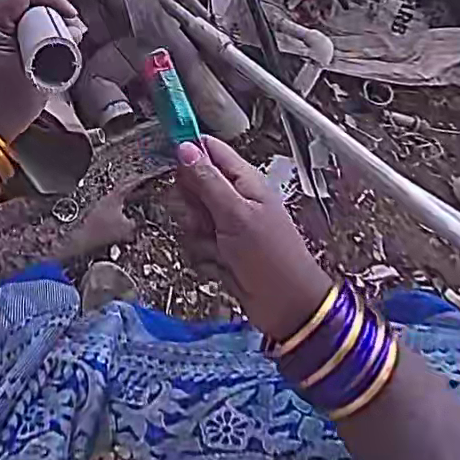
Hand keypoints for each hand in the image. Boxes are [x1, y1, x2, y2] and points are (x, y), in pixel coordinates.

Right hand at [176, 136, 334, 339]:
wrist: (290, 311)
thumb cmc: (271, 259)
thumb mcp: (235, 214)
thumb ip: (207, 180)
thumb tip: (184, 147)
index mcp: (244, 180)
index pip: (209, 148)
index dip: (188, 149)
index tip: (170, 161)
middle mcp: (233, 197)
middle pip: (191, 181)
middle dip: (190, 200)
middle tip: (204, 216)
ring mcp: (225, 222)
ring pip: (189, 211)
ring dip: (195, 229)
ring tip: (216, 243)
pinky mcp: (219, 245)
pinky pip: (193, 237)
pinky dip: (201, 249)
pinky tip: (218, 260)